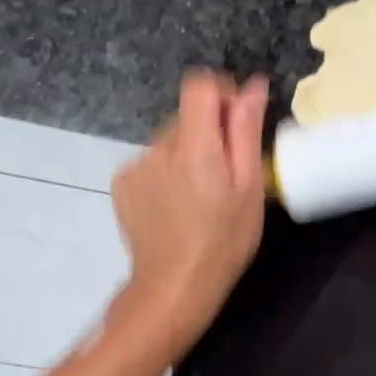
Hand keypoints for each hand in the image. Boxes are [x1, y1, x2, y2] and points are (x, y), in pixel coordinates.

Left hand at [108, 70, 270, 356]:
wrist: (173, 288)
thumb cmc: (224, 240)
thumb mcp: (249, 186)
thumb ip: (246, 131)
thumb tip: (253, 86)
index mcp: (194, 145)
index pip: (199, 86)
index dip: (221, 94)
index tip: (237, 121)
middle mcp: (158, 147)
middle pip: (187, 117)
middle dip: (209, 134)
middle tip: (226, 176)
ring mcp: (135, 166)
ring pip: (171, 141)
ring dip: (188, 155)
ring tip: (201, 196)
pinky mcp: (122, 184)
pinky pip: (152, 162)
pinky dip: (167, 173)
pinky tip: (177, 205)